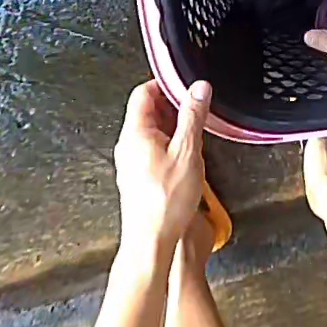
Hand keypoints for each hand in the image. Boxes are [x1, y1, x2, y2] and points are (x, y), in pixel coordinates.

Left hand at [113, 80, 211, 251]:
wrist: (151, 243)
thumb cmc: (165, 202)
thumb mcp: (187, 151)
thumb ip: (193, 116)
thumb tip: (198, 89)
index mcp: (135, 133)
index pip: (143, 93)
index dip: (164, 84)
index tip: (184, 84)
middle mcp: (128, 145)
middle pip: (147, 111)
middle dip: (172, 105)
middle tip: (194, 107)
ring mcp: (131, 162)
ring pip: (151, 131)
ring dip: (172, 125)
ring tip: (193, 131)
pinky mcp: (138, 177)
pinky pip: (152, 149)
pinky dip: (168, 143)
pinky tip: (185, 155)